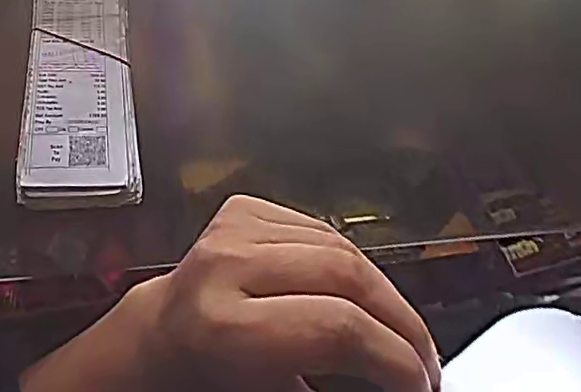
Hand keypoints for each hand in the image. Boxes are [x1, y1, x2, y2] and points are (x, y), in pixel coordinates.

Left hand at [21, 195, 439, 391]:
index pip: (334, 326)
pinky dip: (349, 259)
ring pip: (336, 241)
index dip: (393, 356)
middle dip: (397, 319)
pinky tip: (362, 292)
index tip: (422, 383)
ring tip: (400, 330)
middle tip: (424, 360)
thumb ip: (328, 381)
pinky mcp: (241, 207)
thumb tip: (394, 377)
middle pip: (342, 272)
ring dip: (380, 287)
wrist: (156, 337)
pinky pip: (316, 226)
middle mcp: (226, 262)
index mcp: (223, 324)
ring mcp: (232, 226)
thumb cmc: (203, 380)